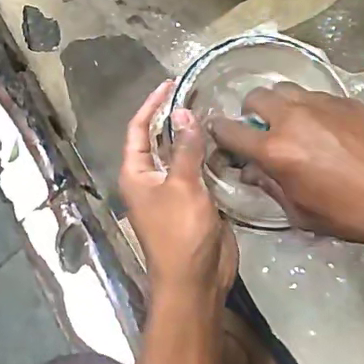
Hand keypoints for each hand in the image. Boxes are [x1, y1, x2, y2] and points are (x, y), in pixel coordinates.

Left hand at [120, 81, 236, 299]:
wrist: (195, 280)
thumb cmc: (180, 233)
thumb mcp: (182, 186)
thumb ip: (184, 148)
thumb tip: (183, 113)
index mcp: (136, 174)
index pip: (138, 129)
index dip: (151, 104)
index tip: (170, 83)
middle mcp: (151, 179)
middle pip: (159, 139)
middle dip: (175, 116)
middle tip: (198, 92)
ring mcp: (173, 191)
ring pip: (182, 154)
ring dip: (194, 135)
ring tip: (215, 110)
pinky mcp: (194, 201)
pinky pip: (199, 171)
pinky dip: (209, 155)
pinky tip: (226, 141)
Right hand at [209, 83, 363, 245]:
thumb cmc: (351, 213)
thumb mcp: (302, 212)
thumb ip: (271, 187)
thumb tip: (253, 171)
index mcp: (277, 149)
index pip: (231, 131)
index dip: (220, 132)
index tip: (220, 135)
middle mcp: (293, 117)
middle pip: (255, 97)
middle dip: (250, 112)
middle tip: (261, 130)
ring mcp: (320, 103)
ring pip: (285, 90)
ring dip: (279, 105)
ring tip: (291, 124)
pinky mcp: (344, 99)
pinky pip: (314, 96)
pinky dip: (308, 108)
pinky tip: (324, 128)